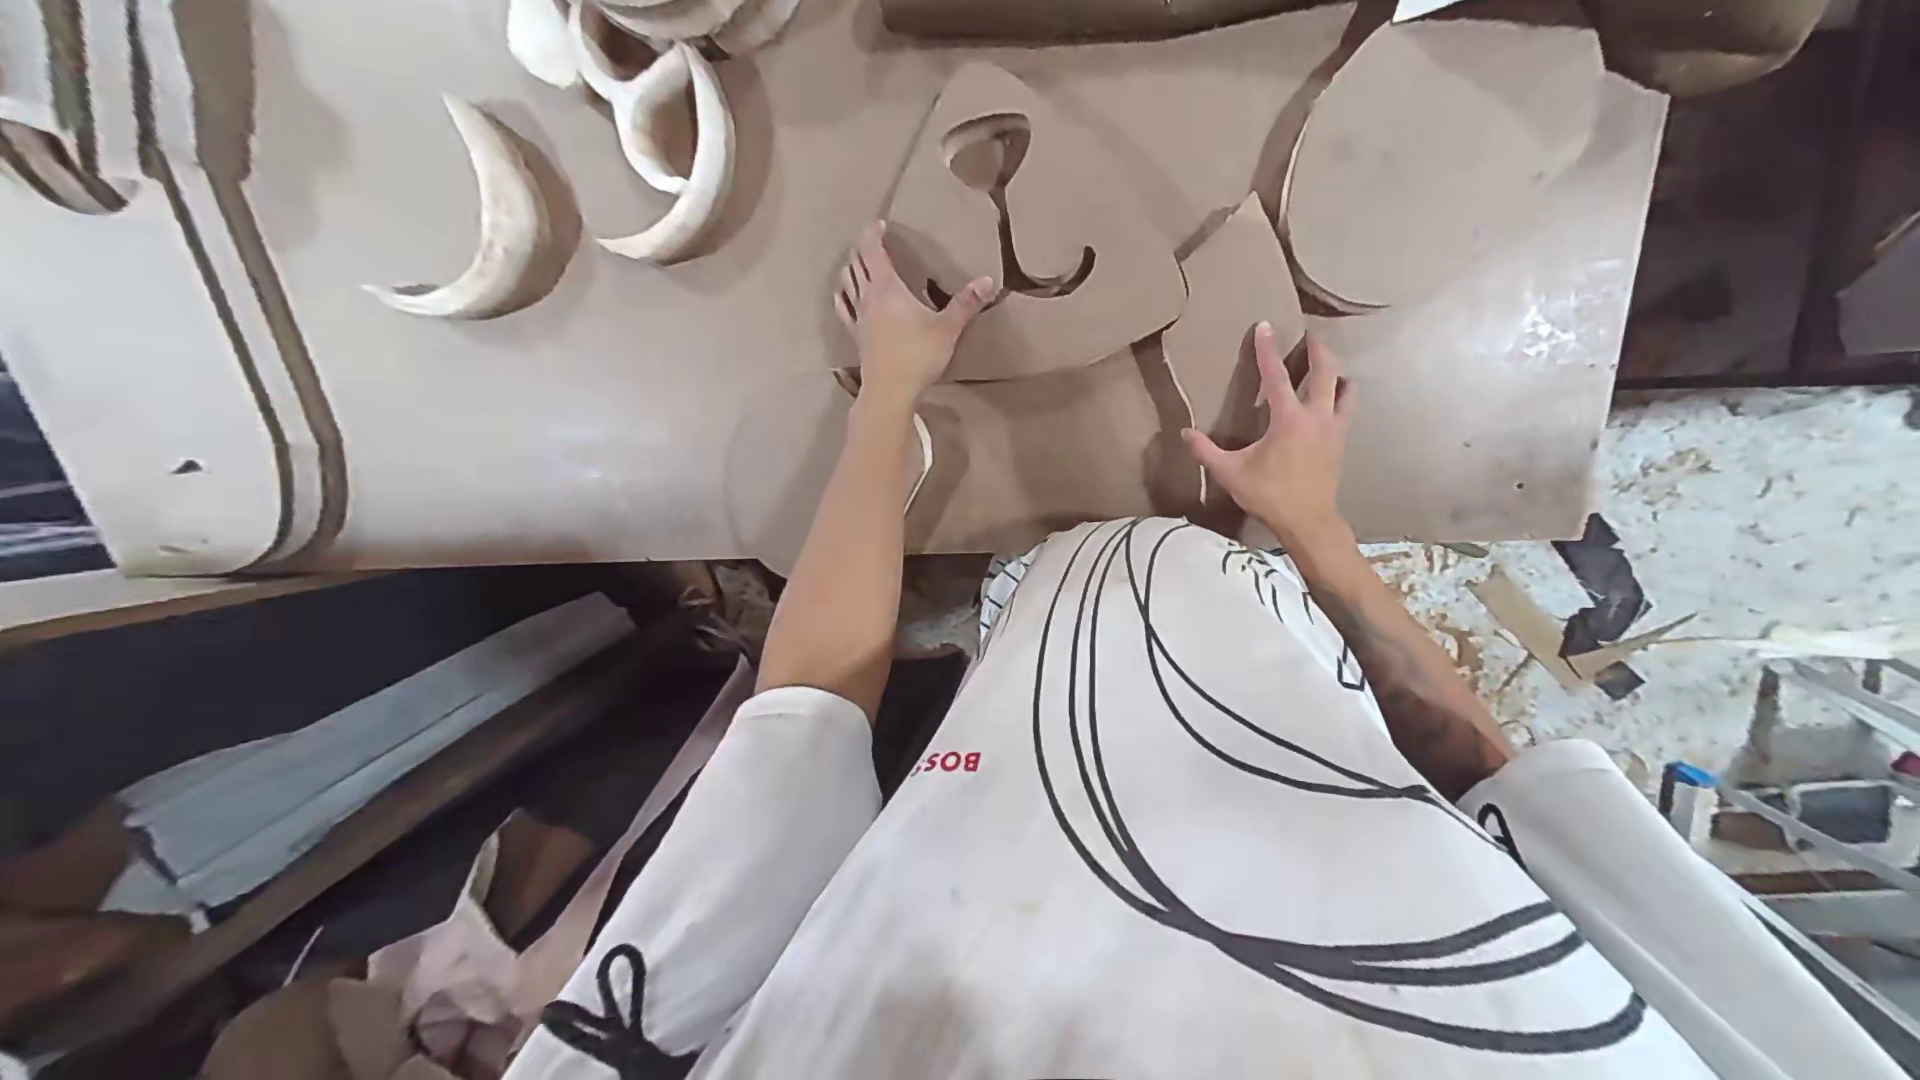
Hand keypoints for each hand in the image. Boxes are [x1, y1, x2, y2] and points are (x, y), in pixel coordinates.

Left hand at [834, 221, 993, 409]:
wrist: (890, 391)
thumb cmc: (917, 357)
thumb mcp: (947, 329)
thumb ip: (966, 304)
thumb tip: (988, 281)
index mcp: (887, 289)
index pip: (873, 250)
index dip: (874, 233)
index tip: (880, 224)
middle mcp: (867, 298)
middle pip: (856, 263)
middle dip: (863, 249)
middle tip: (874, 242)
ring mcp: (858, 318)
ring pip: (846, 282)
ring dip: (851, 269)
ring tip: (859, 264)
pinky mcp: (856, 337)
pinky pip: (843, 309)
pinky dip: (843, 295)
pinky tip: (844, 295)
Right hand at [1183, 326, 1352, 551]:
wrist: (1308, 521)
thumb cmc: (1268, 495)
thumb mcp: (1230, 473)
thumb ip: (1206, 451)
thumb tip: (1184, 434)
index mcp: (1288, 420)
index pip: (1276, 376)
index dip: (1267, 350)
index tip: (1265, 326)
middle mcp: (1316, 417)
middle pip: (1325, 372)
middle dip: (1318, 350)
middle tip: (1310, 336)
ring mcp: (1333, 428)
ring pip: (1345, 388)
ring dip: (1337, 373)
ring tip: (1327, 368)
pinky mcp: (1340, 441)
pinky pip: (1347, 408)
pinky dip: (1342, 396)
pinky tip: (1333, 400)